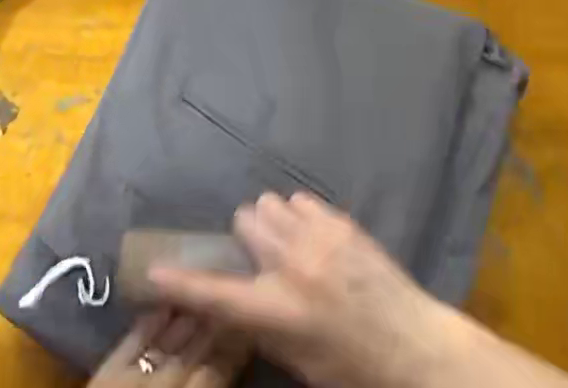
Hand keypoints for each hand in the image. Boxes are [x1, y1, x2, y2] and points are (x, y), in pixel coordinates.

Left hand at [88, 309, 249, 387]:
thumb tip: (221, 378)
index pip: (214, 374)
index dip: (232, 349)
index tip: (247, 325)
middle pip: (193, 352)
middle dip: (214, 326)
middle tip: (233, 299)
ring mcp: (130, 381)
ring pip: (166, 343)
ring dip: (187, 320)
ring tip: (207, 297)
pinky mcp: (104, 377)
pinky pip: (129, 344)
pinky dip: (148, 324)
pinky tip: (164, 305)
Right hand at [145, 192, 456, 387]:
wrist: (414, 343)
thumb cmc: (352, 366)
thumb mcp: (297, 360)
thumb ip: (261, 323)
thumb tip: (236, 293)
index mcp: (277, 310)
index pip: (215, 294)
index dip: (180, 283)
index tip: (153, 271)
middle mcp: (292, 265)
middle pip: (245, 220)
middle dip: (247, 237)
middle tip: (261, 258)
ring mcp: (318, 236)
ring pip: (270, 203)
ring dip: (271, 222)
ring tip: (289, 244)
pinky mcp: (340, 221)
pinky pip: (300, 200)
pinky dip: (298, 216)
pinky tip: (314, 238)